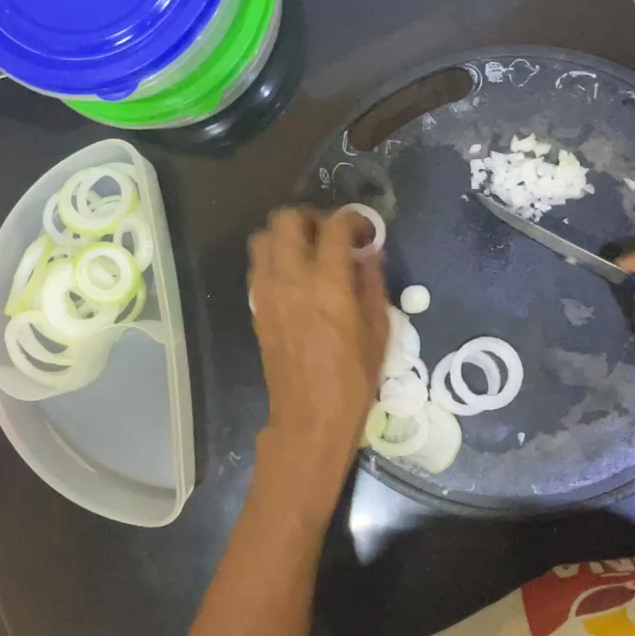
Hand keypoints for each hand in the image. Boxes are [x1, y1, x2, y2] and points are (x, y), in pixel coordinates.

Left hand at [248, 208, 389, 475]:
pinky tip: (296, 277)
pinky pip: (258, 265)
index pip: (335, 226)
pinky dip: (275, 258)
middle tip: (332, 237)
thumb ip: (372, 283)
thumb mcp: (378, 330)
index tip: (366, 232)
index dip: (354, 220)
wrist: (310, 417)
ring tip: (310, 252)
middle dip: (313, 219)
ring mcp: (267, 291)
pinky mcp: (256, 306)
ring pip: (264, 237)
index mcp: (328, 283)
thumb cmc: (352, 379)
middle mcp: (291, 278)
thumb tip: (369, 253)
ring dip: (288, 235)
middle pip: (288, 219)